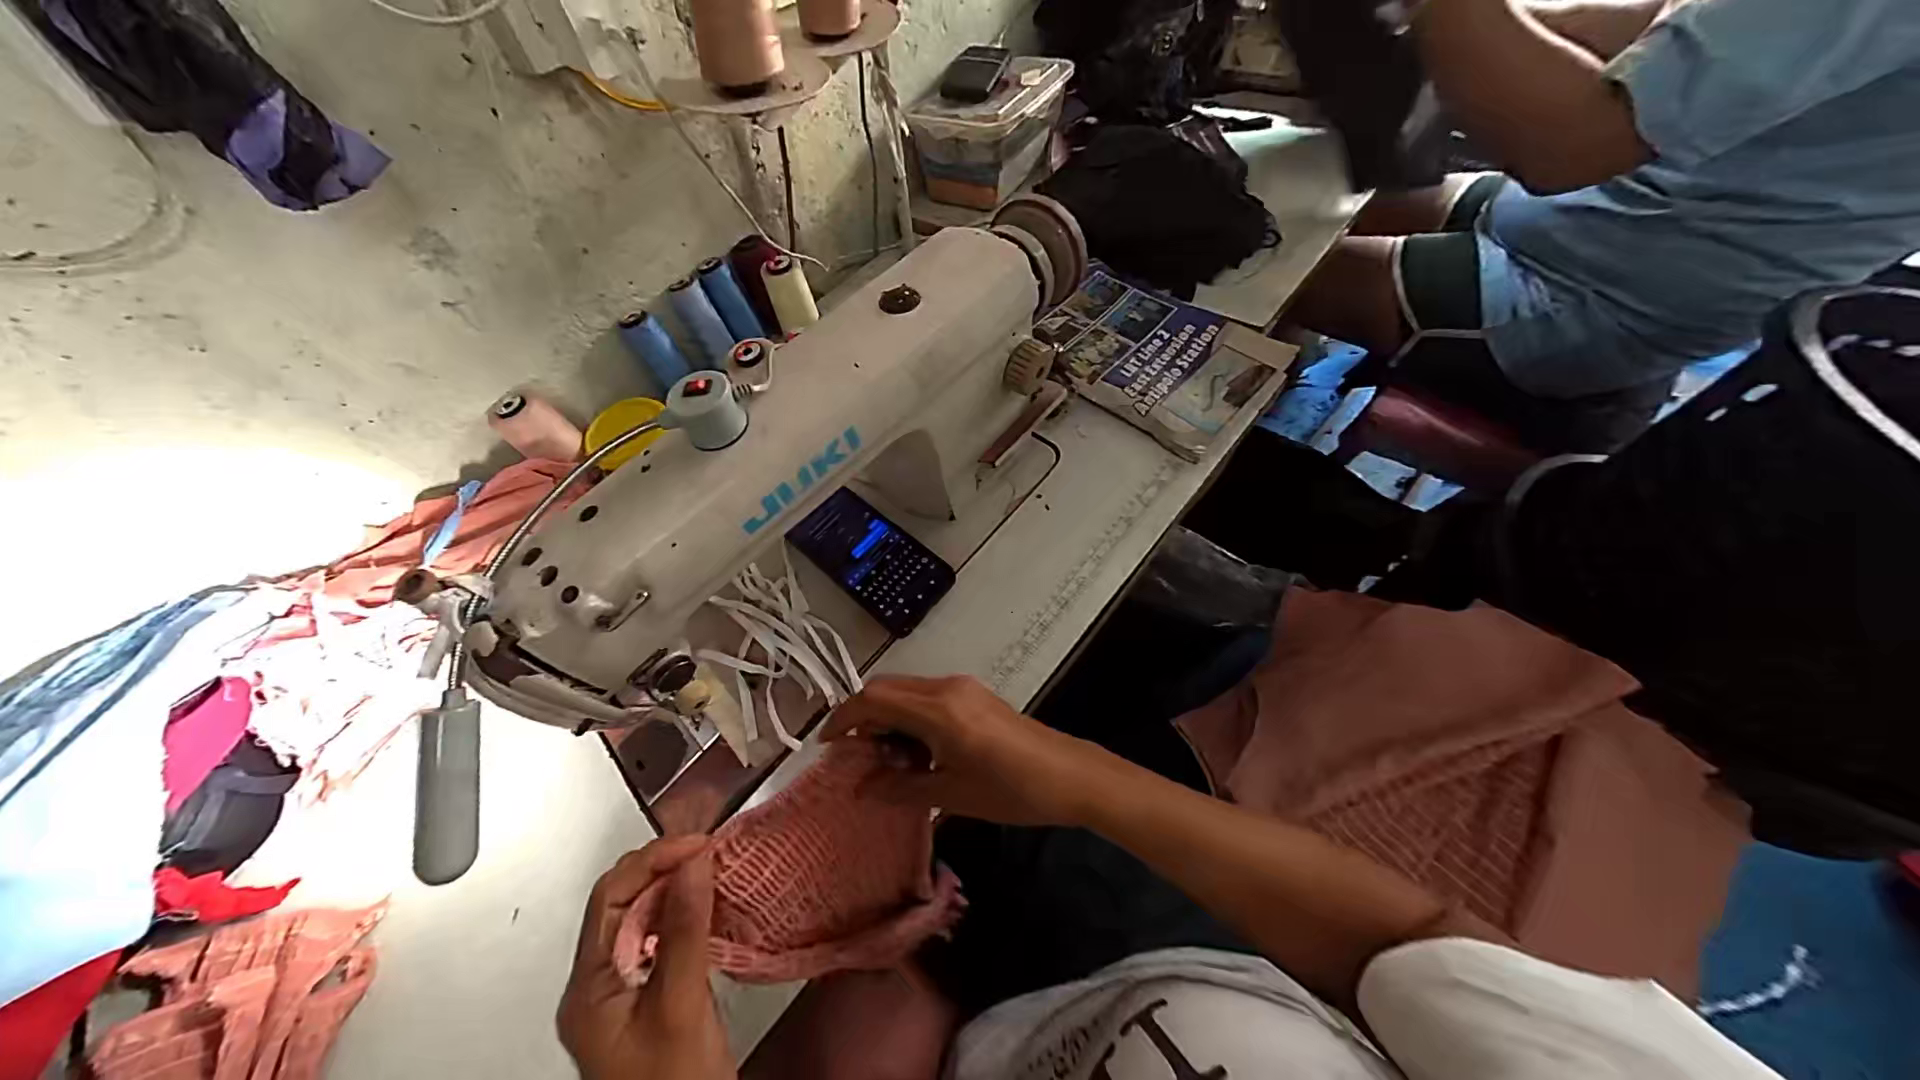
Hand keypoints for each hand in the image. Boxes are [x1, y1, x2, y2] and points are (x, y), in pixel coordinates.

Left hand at [556, 836, 732, 1079]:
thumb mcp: (682, 1005)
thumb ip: (686, 930)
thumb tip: (695, 862)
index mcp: (588, 987)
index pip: (609, 896)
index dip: (653, 859)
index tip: (698, 844)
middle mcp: (596, 984)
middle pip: (620, 902)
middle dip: (662, 867)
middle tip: (707, 852)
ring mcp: (619, 991)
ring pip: (639, 916)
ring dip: (674, 887)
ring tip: (710, 870)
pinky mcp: (645, 996)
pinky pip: (658, 936)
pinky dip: (683, 911)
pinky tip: (707, 906)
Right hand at [820, 674, 1117, 826]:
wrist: (1070, 776)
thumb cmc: (1012, 790)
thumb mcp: (952, 795)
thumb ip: (901, 787)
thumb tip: (860, 788)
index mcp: (938, 710)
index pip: (873, 698)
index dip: (843, 718)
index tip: (827, 747)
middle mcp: (946, 687)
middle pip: (886, 688)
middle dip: (863, 717)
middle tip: (855, 758)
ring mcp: (963, 688)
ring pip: (906, 691)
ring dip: (887, 717)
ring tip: (885, 760)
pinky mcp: (974, 695)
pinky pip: (927, 696)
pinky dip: (909, 716)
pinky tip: (916, 751)